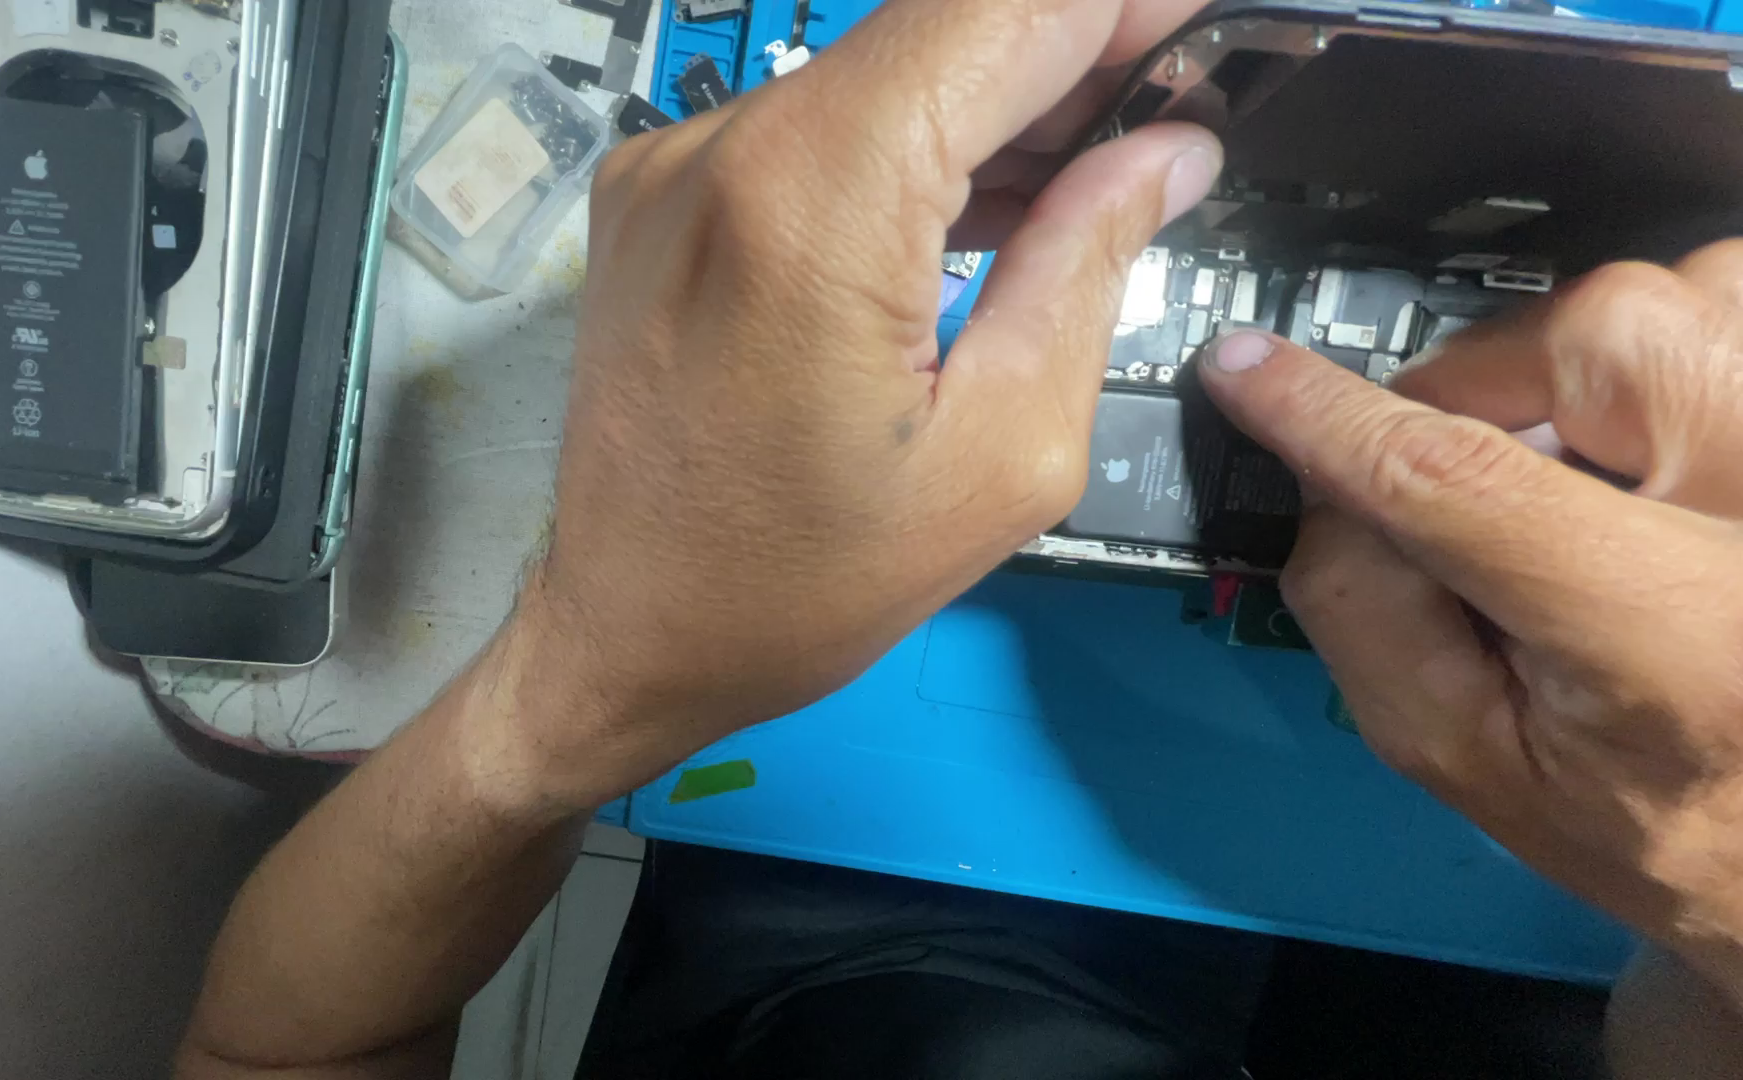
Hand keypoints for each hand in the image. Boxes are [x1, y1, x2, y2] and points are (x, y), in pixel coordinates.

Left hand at [499, 0, 1221, 804]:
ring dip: (976, 121)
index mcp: (814, 204)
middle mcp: (717, 153)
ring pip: (866, 85)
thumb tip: (1161, 157)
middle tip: (1145, 143)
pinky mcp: (647, 214)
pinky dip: (890, 163)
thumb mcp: (999, 458)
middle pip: (933, 35)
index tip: (1193, 64)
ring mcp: (664, 176)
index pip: (1007, 10)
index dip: (1122, 11)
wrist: (634, 635)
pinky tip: (951, 224)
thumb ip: (1088, 273)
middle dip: (1058, 70)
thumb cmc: (803, 585)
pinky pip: (799, 142)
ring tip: (1062, 195)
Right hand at [1197, 241, 1742, 1008]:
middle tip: (1457, 458)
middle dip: (1476, 381)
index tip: (1240, 365)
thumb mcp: (1445, 739)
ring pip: (1672, 297)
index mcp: (1670, 633)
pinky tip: (1647, 443)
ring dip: (1569, 368)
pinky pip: (1728, 301)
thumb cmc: (1623, 806)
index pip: (1452, 479)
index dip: (1327, 415)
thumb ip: (1357, 611)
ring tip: (1571, 461)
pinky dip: (1652, 353)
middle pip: (1591, 338)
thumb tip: (1320, 480)